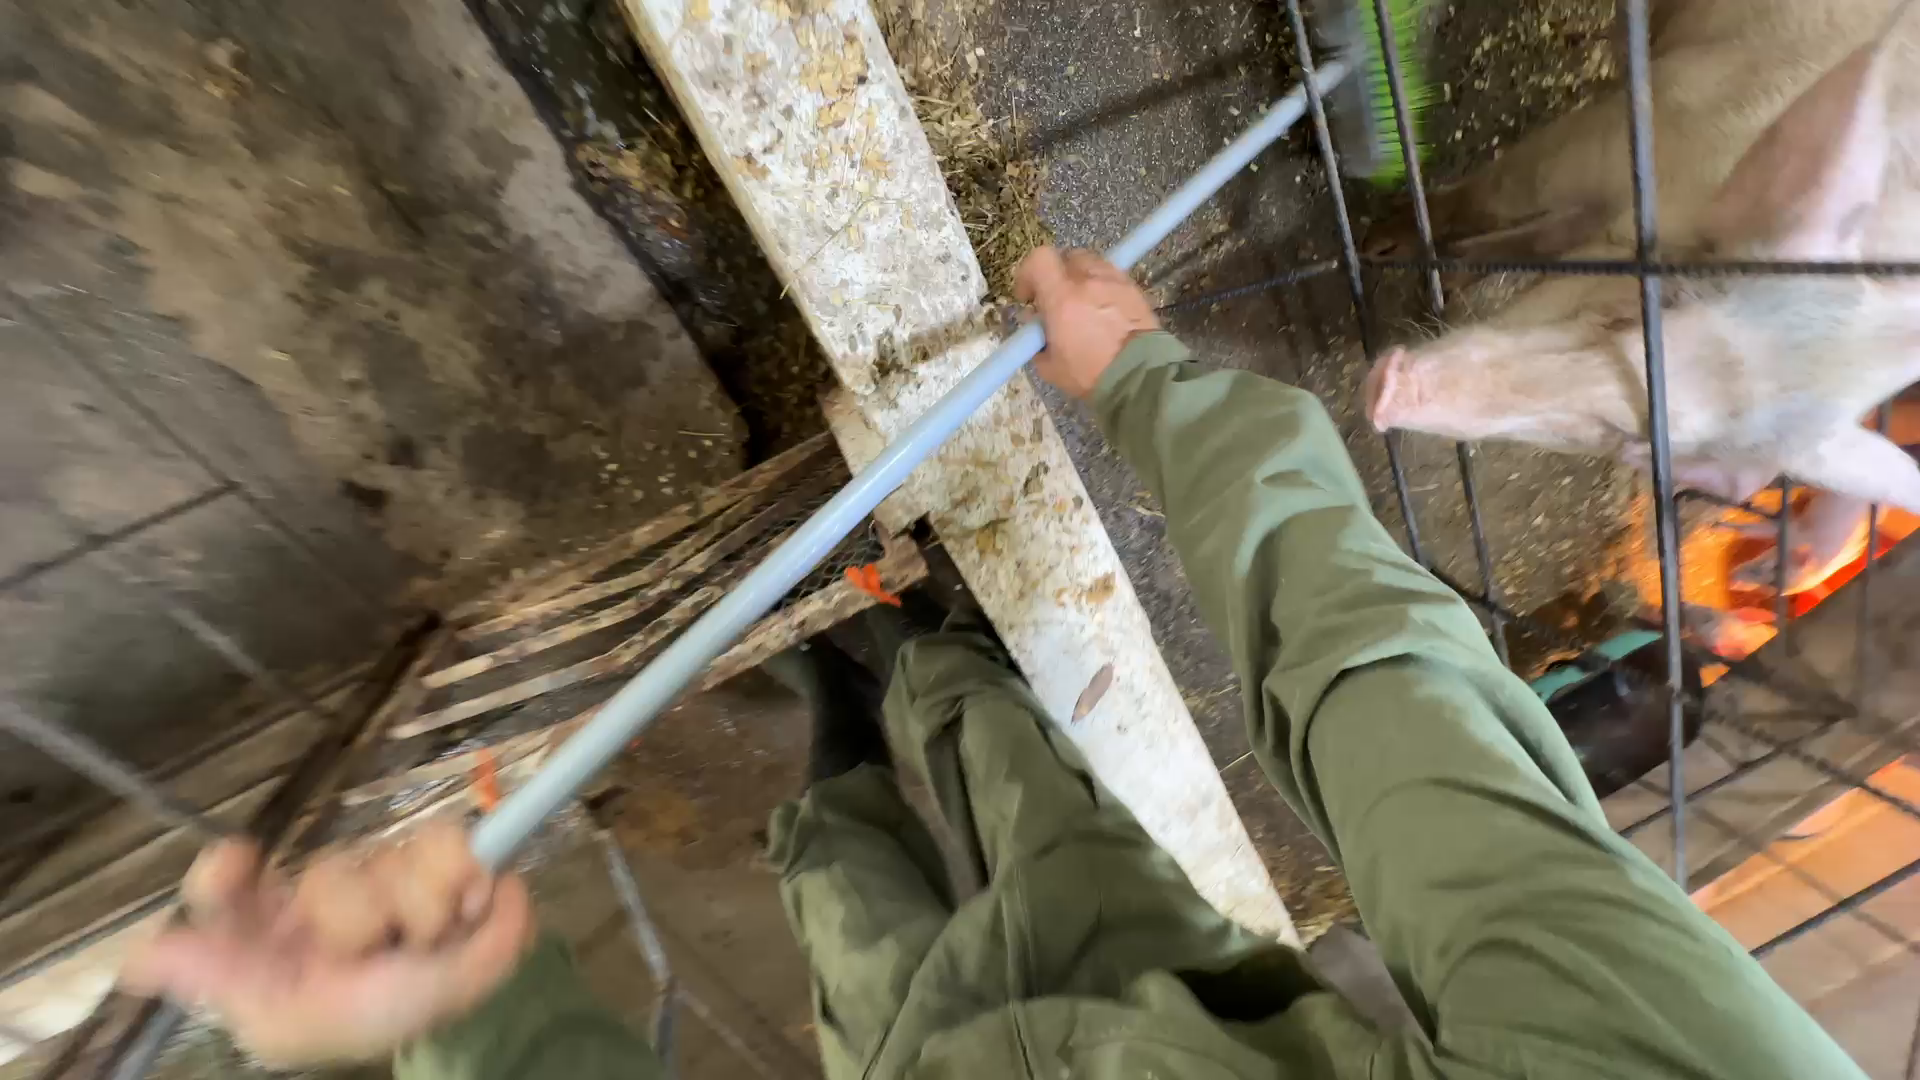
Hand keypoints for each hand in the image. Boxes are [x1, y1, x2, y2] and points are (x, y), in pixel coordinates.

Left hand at [121, 823, 536, 1065]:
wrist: (473, 999)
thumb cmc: (376, 1016)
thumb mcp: (295, 1015)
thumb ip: (231, 978)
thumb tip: (146, 952)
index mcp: (273, 933)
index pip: (233, 890)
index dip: (229, 873)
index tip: (235, 859)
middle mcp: (325, 893)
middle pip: (328, 874)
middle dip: (359, 922)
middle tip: (373, 956)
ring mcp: (388, 866)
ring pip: (393, 859)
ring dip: (419, 911)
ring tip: (426, 941)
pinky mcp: (449, 850)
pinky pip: (449, 843)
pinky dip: (462, 884)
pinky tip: (463, 913)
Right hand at [1013, 247, 1160, 399]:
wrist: (1139, 376)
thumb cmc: (1091, 374)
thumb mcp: (1051, 368)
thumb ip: (1038, 343)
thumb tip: (1038, 330)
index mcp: (1062, 298)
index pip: (1039, 259)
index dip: (1028, 274)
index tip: (1028, 297)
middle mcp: (1088, 280)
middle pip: (1067, 257)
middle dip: (1057, 275)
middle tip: (1056, 300)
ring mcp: (1115, 281)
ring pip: (1092, 264)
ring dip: (1081, 278)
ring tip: (1083, 304)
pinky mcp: (1134, 289)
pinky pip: (1112, 277)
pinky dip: (1103, 287)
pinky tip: (1104, 310)